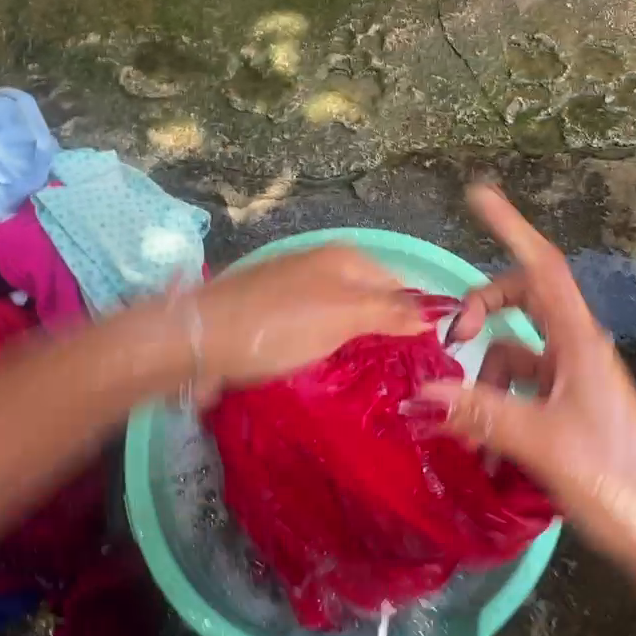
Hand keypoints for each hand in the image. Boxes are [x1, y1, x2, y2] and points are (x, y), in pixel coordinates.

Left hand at [193, 245, 428, 388]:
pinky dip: (327, 348)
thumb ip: (390, 312)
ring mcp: (295, 288)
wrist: (200, 339)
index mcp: (345, 258)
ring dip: (357, 343)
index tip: (427, 358)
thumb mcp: (344, 316)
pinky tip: (330, 371)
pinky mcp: (273, 313)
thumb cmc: (278, 325)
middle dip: (387, 332)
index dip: (415, 317)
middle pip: (370, 298)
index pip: (398, 285)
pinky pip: (315, 328)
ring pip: (343, 315)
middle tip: (402, 374)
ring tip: (371, 378)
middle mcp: (323, 265)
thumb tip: (435, 313)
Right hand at [419, 185, 635, 573]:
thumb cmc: (614, 480)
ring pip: (515, 353)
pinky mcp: (568, 410)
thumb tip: (418, 394)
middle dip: (483, 310)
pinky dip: (497, 407)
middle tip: (450, 337)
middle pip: (523, 301)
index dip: (511, 227)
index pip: (542, 268)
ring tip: (466, 424)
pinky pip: (521, 390)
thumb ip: (481, 414)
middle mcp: (576, 350)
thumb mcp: (542, 443)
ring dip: (485, 379)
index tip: (478, 195)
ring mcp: (572, 381)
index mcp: (579, 342)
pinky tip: (485, 449)